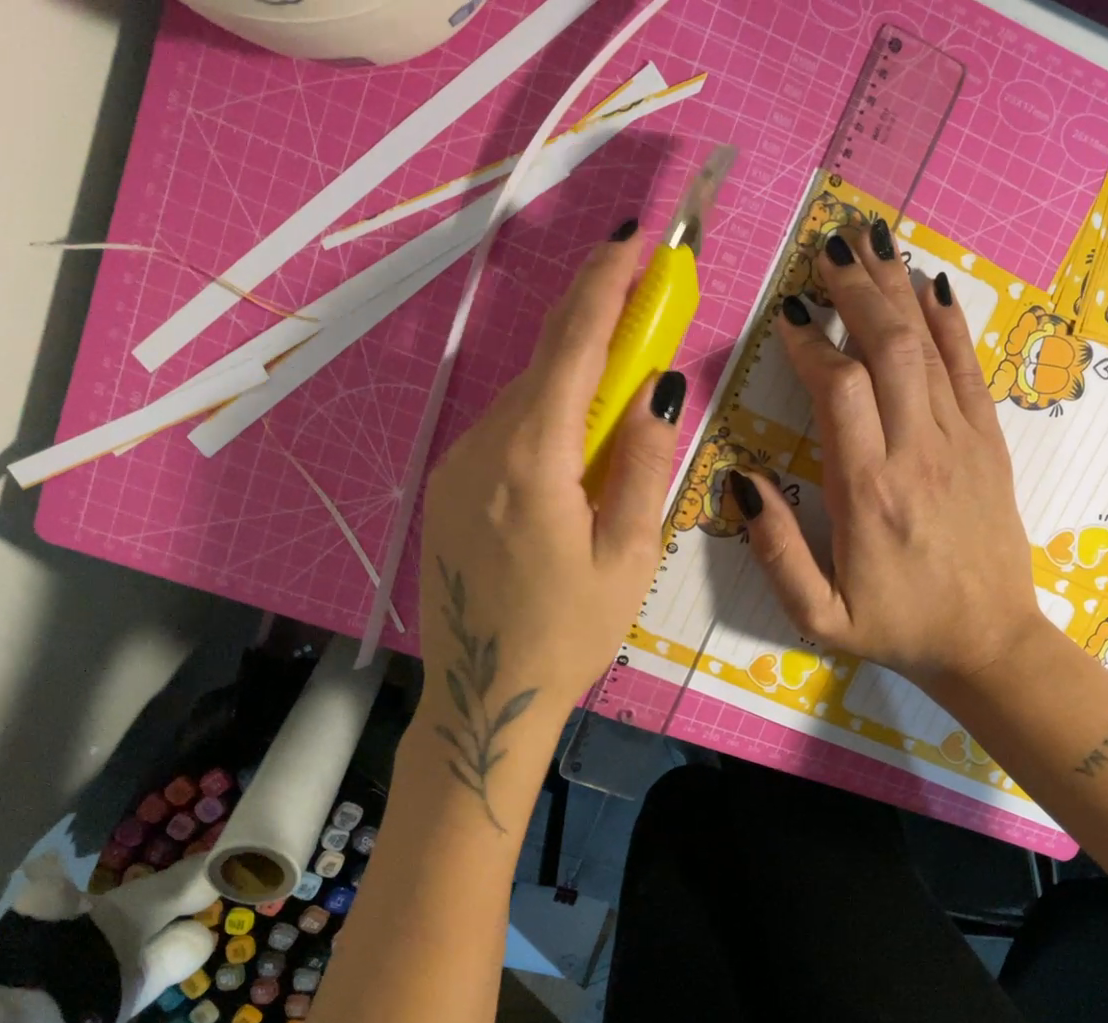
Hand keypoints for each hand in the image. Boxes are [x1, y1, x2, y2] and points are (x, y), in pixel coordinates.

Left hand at [418, 227, 687, 725]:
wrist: (483, 697)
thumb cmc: (569, 633)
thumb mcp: (628, 553)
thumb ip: (642, 460)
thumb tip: (659, 385)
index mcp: (530, 459)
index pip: (572, 344)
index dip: (605, 284)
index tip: (634, 241)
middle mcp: (482, 446)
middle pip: (546, 364)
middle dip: (598, 328)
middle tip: (649, 312)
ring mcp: (456, 466)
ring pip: (525, 399)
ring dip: (574, 382)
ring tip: (620, 407)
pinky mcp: (447, 487)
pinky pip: (505, 432)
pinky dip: (546, 420)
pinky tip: (574, 456)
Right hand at [736, 223, 1043, 693]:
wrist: (990, 644)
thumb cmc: (897, 628)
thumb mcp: (818, 615)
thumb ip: (774, 549)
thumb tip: (741, 480)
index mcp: (868, 492)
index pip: (838, 389)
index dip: (812, 341)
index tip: (790, 313)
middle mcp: (917, 453)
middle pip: (887, 346)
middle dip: (855, 288)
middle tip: (828, 247)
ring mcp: (961, 442)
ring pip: (928, 345)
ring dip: (896, 288)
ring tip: (870, 240)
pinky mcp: (989, 443)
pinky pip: (968, 367)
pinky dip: (949, 321)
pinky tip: (930, 283)